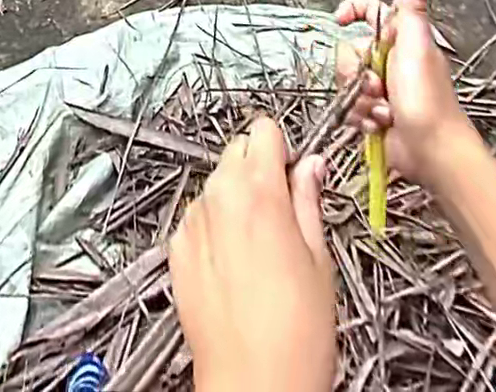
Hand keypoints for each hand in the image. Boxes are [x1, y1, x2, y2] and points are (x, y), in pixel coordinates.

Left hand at [169, 116, 334, 391]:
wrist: (252, 384)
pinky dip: (215, 223)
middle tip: (282, 207)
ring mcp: (194, 219)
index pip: (264, 130)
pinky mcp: (177, 243)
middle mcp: (220, 195)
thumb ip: (309, 199)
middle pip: (238, 149)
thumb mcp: (318, 258)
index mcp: (260, 191)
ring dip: (237, 195)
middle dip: (260, 166)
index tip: (293, 169)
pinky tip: (235, 260)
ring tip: (260, 243)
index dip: (283, 147)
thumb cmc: (294, 333)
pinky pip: (199, 213)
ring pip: (218, 181)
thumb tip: (312, 165)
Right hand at [332, 0, 480, 185]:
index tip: (340, 20)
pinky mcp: (372, 111)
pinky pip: (348, 106)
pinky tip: (378, 123)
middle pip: (349, 49)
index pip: (371, 11)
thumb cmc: (428, 102)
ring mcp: (381, 87)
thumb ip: (412, 12)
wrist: (432, 152)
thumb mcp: (418, 48)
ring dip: (359, 98)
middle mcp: (390, 60)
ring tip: (381, 109)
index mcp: (401, 40)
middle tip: (376, 84)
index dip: (352, 11)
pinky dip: (359, 116)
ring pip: (346, 80)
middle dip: (355, 70)